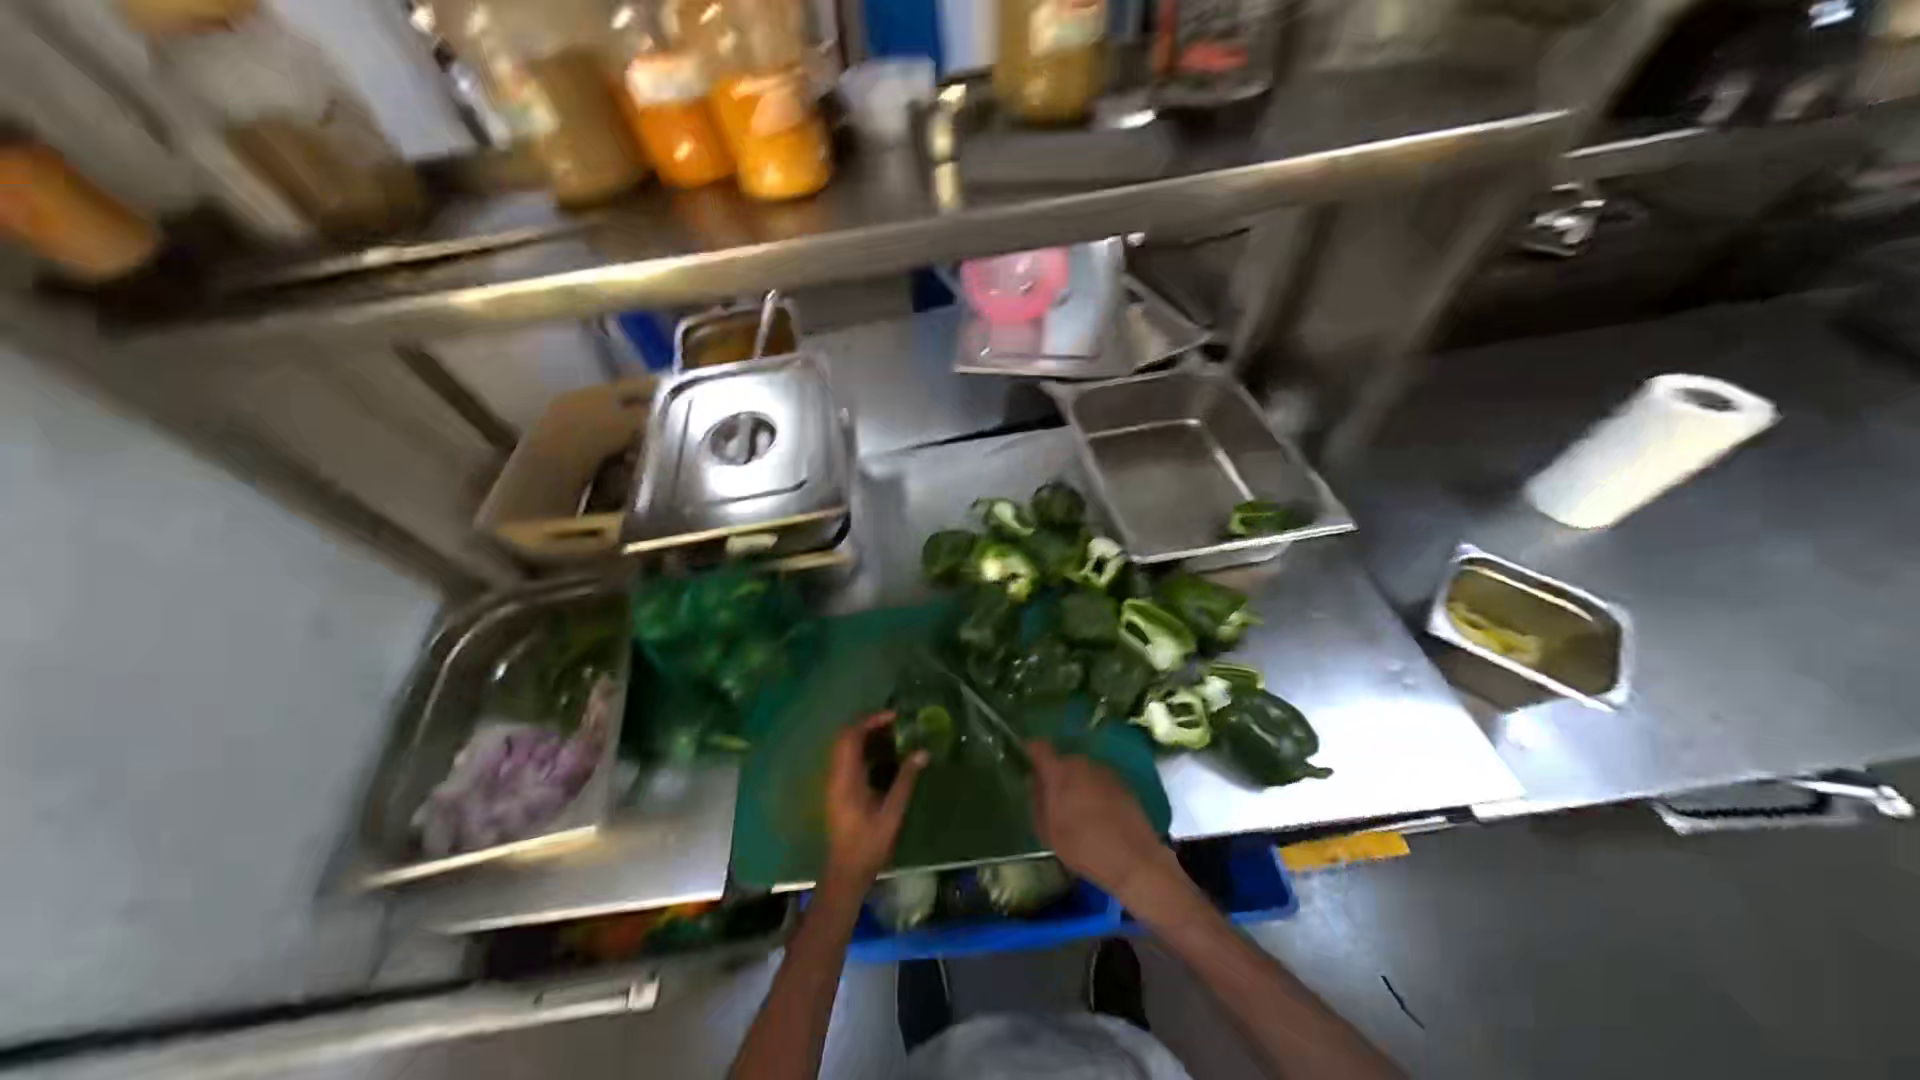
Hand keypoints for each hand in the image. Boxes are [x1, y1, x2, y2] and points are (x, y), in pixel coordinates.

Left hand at [824, 712, 926, 888]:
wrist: (846, 872)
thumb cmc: (869, 843)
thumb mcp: (892, 812)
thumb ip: (905, 780)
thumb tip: (922, 752)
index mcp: (846, 778)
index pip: (852, 736)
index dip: (871, 721)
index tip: (894, 716)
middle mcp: (836, 775)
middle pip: (845, 737)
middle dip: (868, 724)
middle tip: (895, 722)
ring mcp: (834, 783)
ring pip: (845, 748)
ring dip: (865, 736)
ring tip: (893, 734)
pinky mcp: (838, 790)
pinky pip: (847, 759)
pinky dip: (864, 750)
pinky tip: (885, 756)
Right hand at [1027, 742, 1176, 902]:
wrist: (1133, 859)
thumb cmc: (1083, 848)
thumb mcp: (1047, 831)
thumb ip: (1036, 801)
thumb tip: (1033, 782)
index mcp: (1059, 772)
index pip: (1039, 747)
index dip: (1029, 752)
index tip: (1025, 764)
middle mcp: (1082, 764)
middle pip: (1062, 761)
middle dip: (1055, 775)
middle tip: (1053, 798)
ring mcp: (1105, 771)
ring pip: (1082, 771)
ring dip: (1076, 783)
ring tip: (1077, 810)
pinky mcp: (1122, 782)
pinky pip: (1098, 780)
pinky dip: (1094, 790)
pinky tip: (1098, 815)